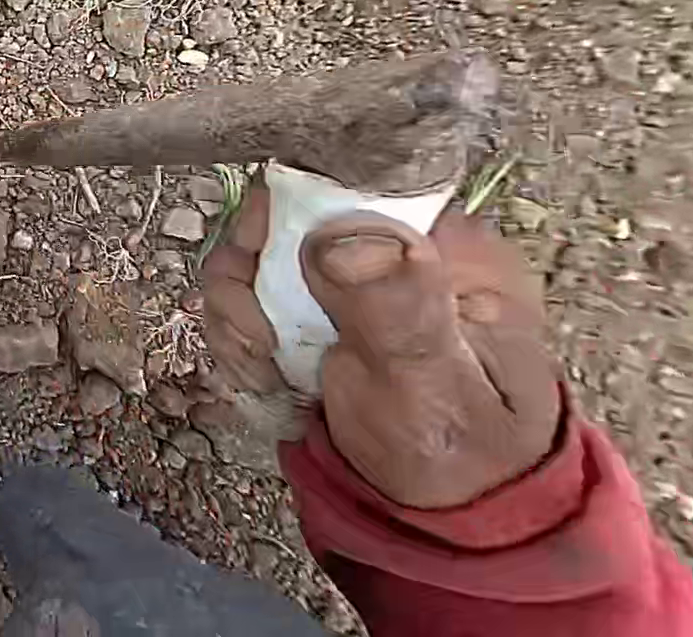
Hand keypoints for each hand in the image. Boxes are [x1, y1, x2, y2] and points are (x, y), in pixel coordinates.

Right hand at [201, 188, 561, 507]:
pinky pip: (245, 288)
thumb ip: (399, 314)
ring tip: (260, 367)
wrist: (440, 512)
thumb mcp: (436, 392)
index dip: (284, 216)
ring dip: (236, 312)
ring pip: (252, 251)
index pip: (344, 181)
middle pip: (280, 214)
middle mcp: (387, 238)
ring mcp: (344, 268)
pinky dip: (237, 330)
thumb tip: (344, 238)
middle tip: (259, 342)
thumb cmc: (456, 456)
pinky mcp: (311, 298)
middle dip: (249, 279)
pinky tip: (260, 372)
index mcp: (441, 239)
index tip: (265, 282)